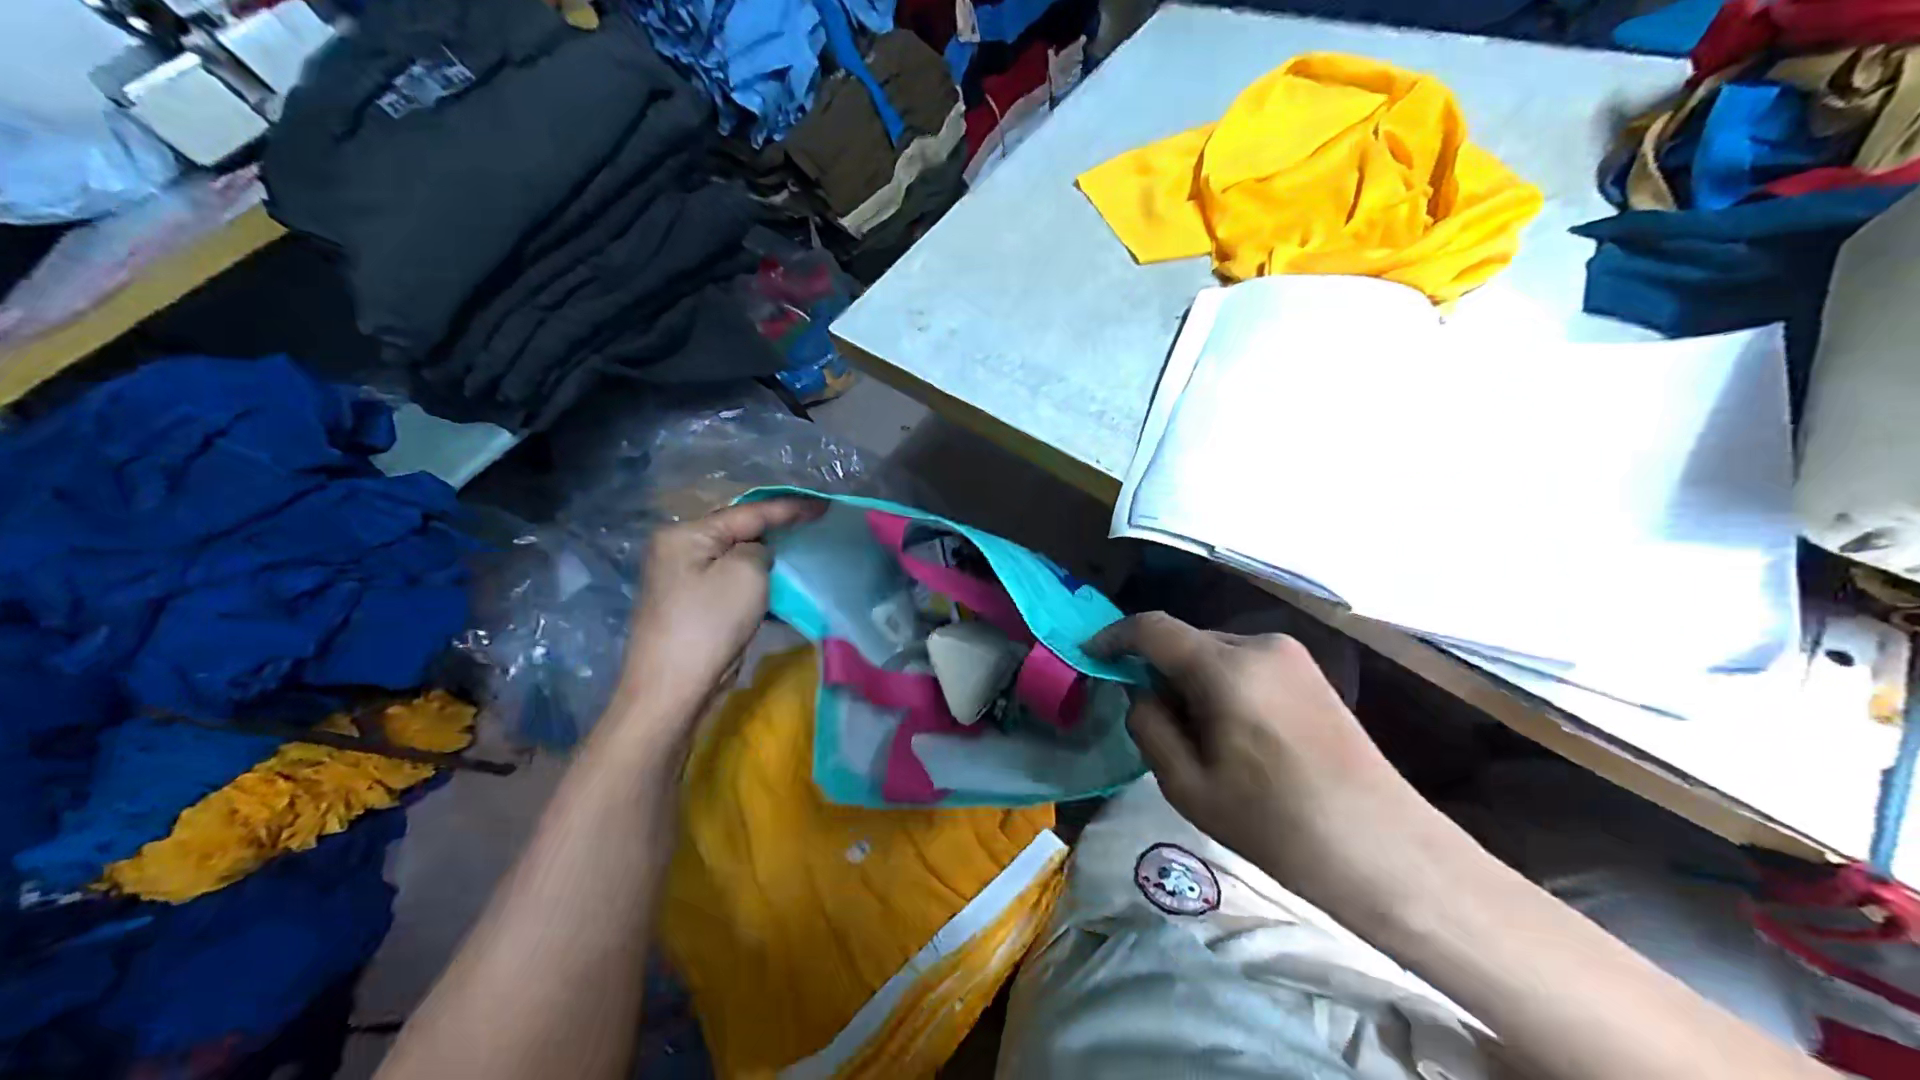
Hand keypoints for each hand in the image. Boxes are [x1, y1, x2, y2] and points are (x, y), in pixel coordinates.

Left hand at [612, 498, 825, 741]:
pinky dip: (755, 583)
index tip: (823, 505)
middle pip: (737, 531)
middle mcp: (677, 550)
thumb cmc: (709, 624)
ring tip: (801, 551)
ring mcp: (681, 580)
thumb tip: (758, 555)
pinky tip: (779, 587)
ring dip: (767, 559)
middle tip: (813, 523)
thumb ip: (759, 549)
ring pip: (735, 559)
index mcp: (684, 533)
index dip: (789, 508)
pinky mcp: (690, 607)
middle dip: (775, 529)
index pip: (748, 512)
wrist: (672, 689)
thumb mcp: (746, 573)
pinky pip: (730, 583)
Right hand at [1088, 612, 1415, 878]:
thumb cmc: (1275, 824)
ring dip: (1191, 677)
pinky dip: (1222, 682)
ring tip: (1196, 732)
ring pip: (1216, 651)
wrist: (1381, 847)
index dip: (1114, 637)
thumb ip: (1149, 725)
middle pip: (1186, 641)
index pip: (1152, 629)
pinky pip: (1246, 662)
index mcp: (1226, 668)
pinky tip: (1233, 729)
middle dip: (1157, 667)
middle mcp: (1259, 644)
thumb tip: (1140, 692)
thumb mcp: (1188, 785)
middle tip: (1148, 715)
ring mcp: (1291, 655)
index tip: (1091, 656)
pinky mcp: (1311, 671)